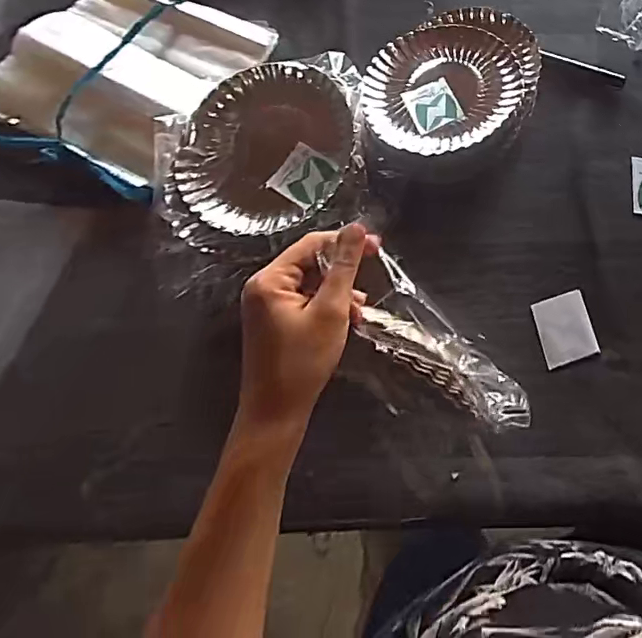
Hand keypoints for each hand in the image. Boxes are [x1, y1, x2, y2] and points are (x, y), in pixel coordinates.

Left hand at [237, 223, 378, 436]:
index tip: (378, 247)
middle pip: (312, 262)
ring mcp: (268, 305)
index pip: (312, 244)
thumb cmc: (303, 361)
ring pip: (313, 282)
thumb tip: (356, 228)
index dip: (345, 241)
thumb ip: (344, 266)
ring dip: (340, 291)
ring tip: (359, 310)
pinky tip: (347, 319)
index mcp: (270, 280)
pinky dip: (329, 305)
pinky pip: (307, 299)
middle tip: (370, 281)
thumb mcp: (331, 309)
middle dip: (343, 273)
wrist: (276, 413)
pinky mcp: (276, 320)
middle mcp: (264, 287)